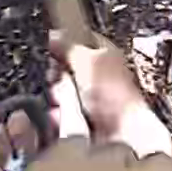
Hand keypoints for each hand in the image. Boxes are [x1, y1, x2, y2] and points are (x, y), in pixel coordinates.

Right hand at [49, 32, 171, 158]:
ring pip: (65, 91)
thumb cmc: (109, 90)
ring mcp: (93, 99)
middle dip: (58, 72)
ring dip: (58, 95)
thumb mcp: (86, 60)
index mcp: (105, 53)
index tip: (49, 48)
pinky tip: (55, 116)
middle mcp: (100, 73)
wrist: (122, 135)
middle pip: (70, 66)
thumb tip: (53, 35)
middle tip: (52, 76)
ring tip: (56, 100)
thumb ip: (68, 47)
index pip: (81, 39)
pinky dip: (58, 115)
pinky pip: (65, 114)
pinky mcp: (85, 122)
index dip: (65, 42)